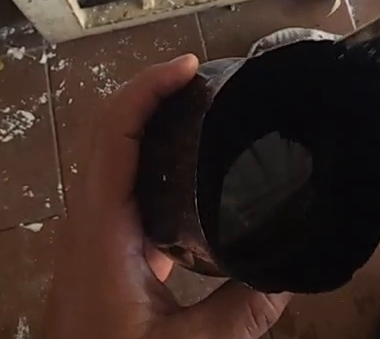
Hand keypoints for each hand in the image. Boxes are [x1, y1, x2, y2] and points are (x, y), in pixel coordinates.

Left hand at [42, 55, 290, 338]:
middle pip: (108, 126)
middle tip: (201, 78)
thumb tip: (291, 272)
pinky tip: (188, 161)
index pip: (114, 130)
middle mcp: (88, 215)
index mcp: (100, 226)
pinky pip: (121, 177)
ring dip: (147, 115)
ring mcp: (91, 228)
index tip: (189, 67)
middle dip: (150, 90)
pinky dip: (150, 150)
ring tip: (198, 104)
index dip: (148, 87)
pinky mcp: (102, 244)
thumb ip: (241, 312)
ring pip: (111, 149)